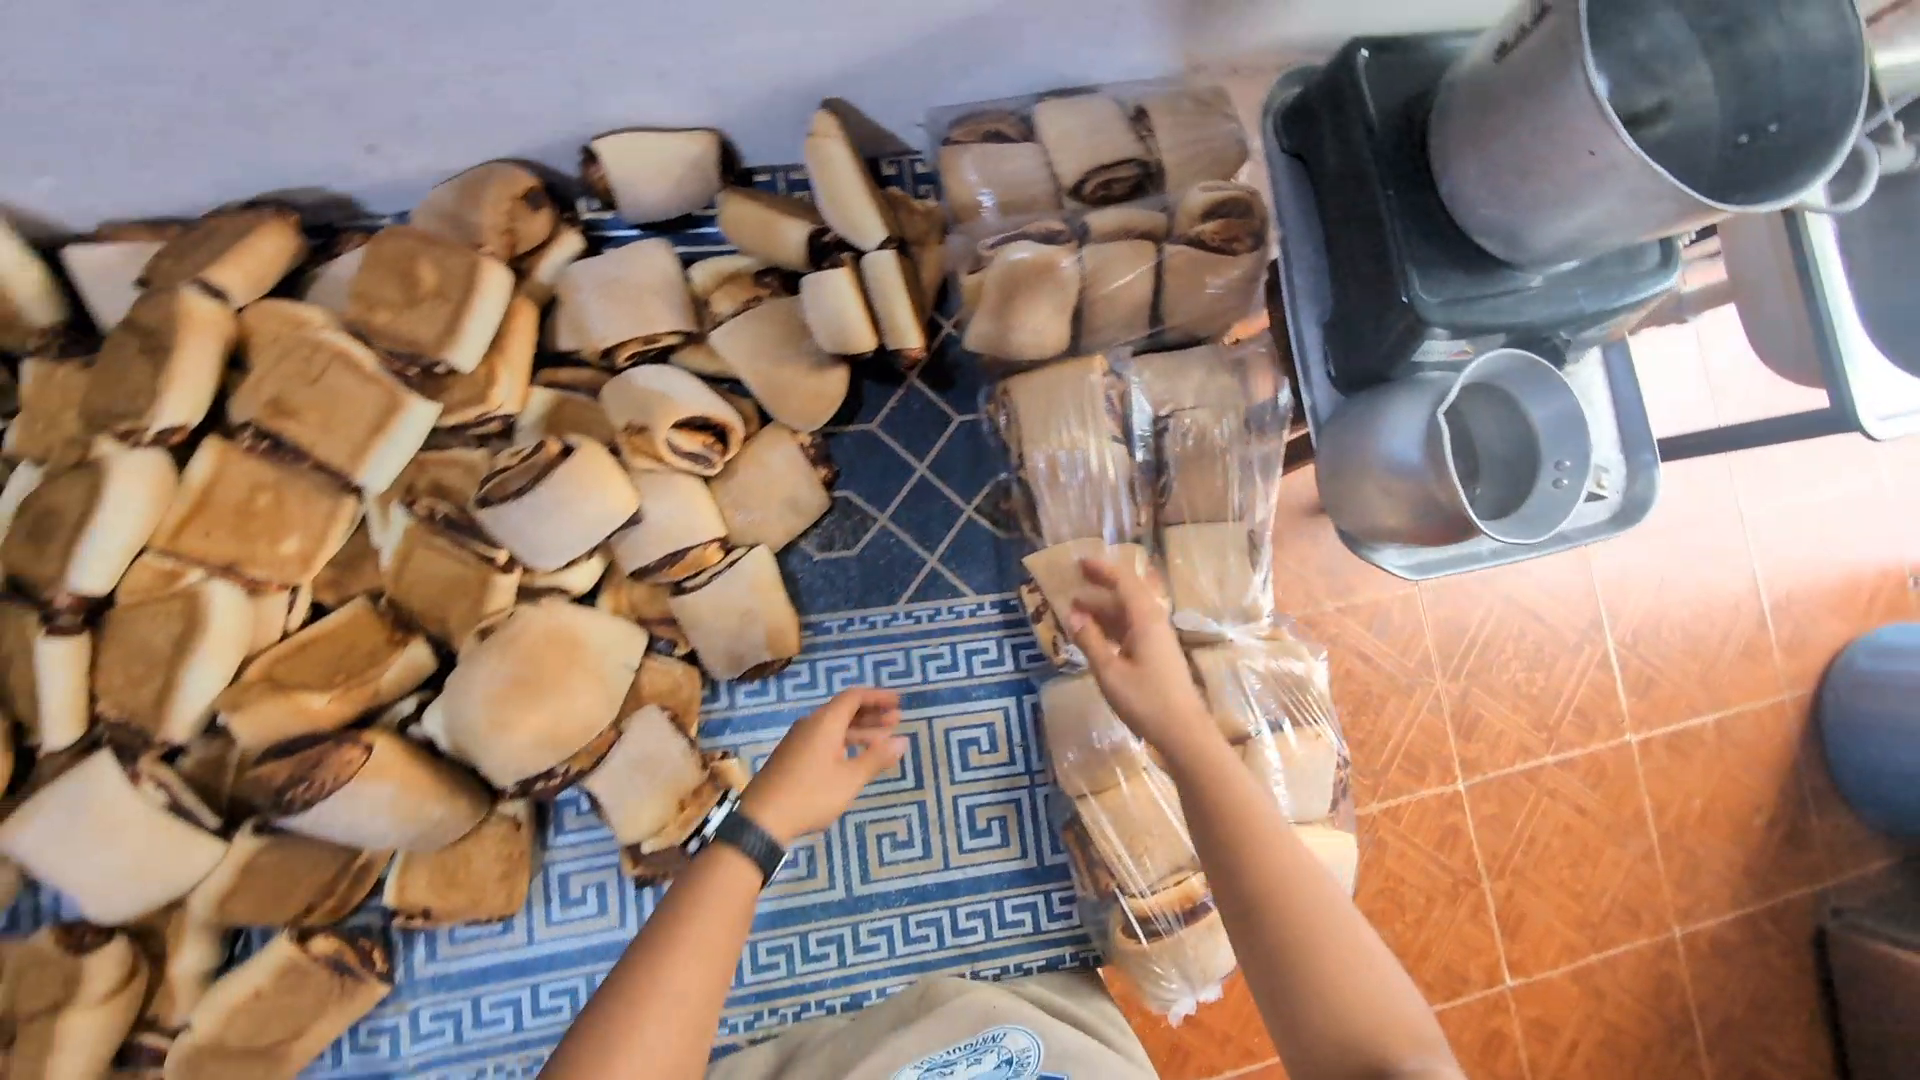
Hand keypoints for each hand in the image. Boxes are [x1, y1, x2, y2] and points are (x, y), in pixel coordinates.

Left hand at [739, 688, 906, 843]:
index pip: (854, 697)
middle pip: (845, 710)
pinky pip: (825, 740)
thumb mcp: (849, 779)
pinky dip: (845, 743)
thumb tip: (902, 741)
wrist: (761, 820)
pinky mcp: (793, 757)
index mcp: (824, 722)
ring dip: (860, 731)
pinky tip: (856, 758)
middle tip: (897, 721)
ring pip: (835, 727)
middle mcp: (811, 725)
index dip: (878, 697)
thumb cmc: (810, 795)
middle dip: (872, 715)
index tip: (898, 702)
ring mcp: (799, 741)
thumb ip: (876, 758)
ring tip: (884, 740)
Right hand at [1065, 556, 1220, 767]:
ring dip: (1103, 610)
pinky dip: (1111, 627)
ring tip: (1076, 613)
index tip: (1079, 562)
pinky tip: (1095, 636)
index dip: (1102, 569)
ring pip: (1128, 614)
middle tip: (1071, 588)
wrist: (1184, 733)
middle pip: (1126, 595)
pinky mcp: (1158, 655)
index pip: (1124, 582)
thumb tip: (1073, 613)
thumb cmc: (1146, 701)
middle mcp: (1155, 623)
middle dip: (1098, 589)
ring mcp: (1158, 639)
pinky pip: (1132, 629)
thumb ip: (1090, 640)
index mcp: (1146, 619)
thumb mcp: (1110, 672)